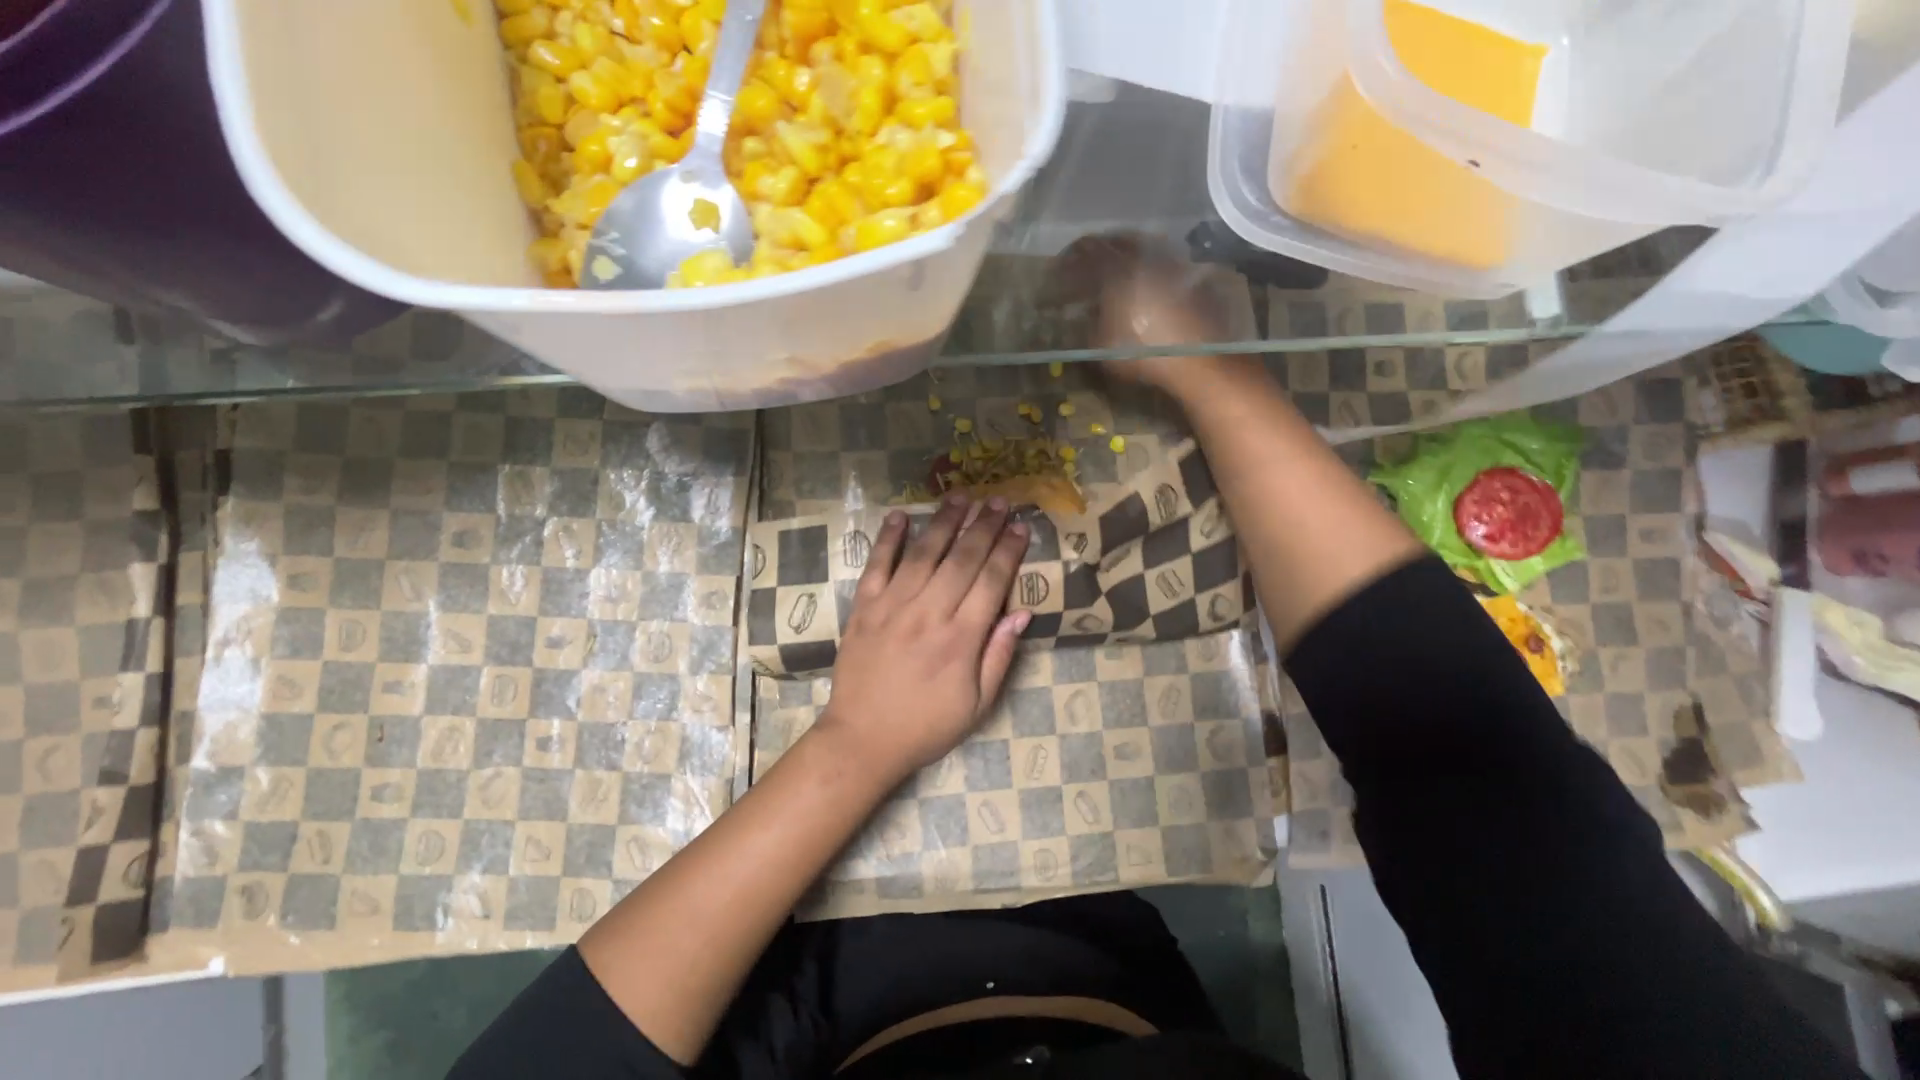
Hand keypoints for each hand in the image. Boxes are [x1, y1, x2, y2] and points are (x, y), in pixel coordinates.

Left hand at [816, 494, 1032, 781]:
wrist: (863, 739)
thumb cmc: (927, 726)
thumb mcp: (977, 704)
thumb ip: (999, 656)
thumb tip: (1020, 613)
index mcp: (961, 639)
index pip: (991, 582)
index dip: (1008, 551)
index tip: (1021, 527)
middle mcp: (929, 613)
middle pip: (962, 559)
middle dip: (984, 526)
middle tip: (999, 500)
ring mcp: (892, 607)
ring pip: (923, 553)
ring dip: (944, 522)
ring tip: (961, 497)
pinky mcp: (864, 608)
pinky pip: (878, 565)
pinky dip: (888, 538)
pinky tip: (901, 515)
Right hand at [1052, 233, 1250, 396]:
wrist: (1202, 359)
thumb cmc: (1146, 354)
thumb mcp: (1103, 346)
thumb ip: (1089, 324)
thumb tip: (1083, 314)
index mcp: (1118, 268)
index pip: (1085, 250)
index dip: (1068, 261)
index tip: (1058, 273)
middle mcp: (1145, 256)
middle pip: (1114, 239)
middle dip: (1095, 251)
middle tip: (1083, 266)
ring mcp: (1172, 262)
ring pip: (1142, 246)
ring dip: (1123, 255)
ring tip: (1113, 273)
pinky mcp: (1193, 276)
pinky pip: (1162, 262)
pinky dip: (1146, 268)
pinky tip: (1144, 286)